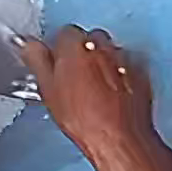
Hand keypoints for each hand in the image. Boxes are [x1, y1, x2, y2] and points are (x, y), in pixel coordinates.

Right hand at [20, 26, 171, 170]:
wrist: (118, 138)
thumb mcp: (47, 88)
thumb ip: (37, 60)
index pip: (62, 32)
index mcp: (74, 45)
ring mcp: (124, 58)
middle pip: (87, 38)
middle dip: (80, 52)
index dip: (57, 49)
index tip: (54, 61)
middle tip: (71, 75)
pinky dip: (118, 73)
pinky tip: (110, 93)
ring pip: (108, 50)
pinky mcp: (141, 73)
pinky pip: (126, 65)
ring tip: (91, 86)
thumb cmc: (84, 117)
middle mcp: (102, 45)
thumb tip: (30, 45)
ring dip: (100, 61)